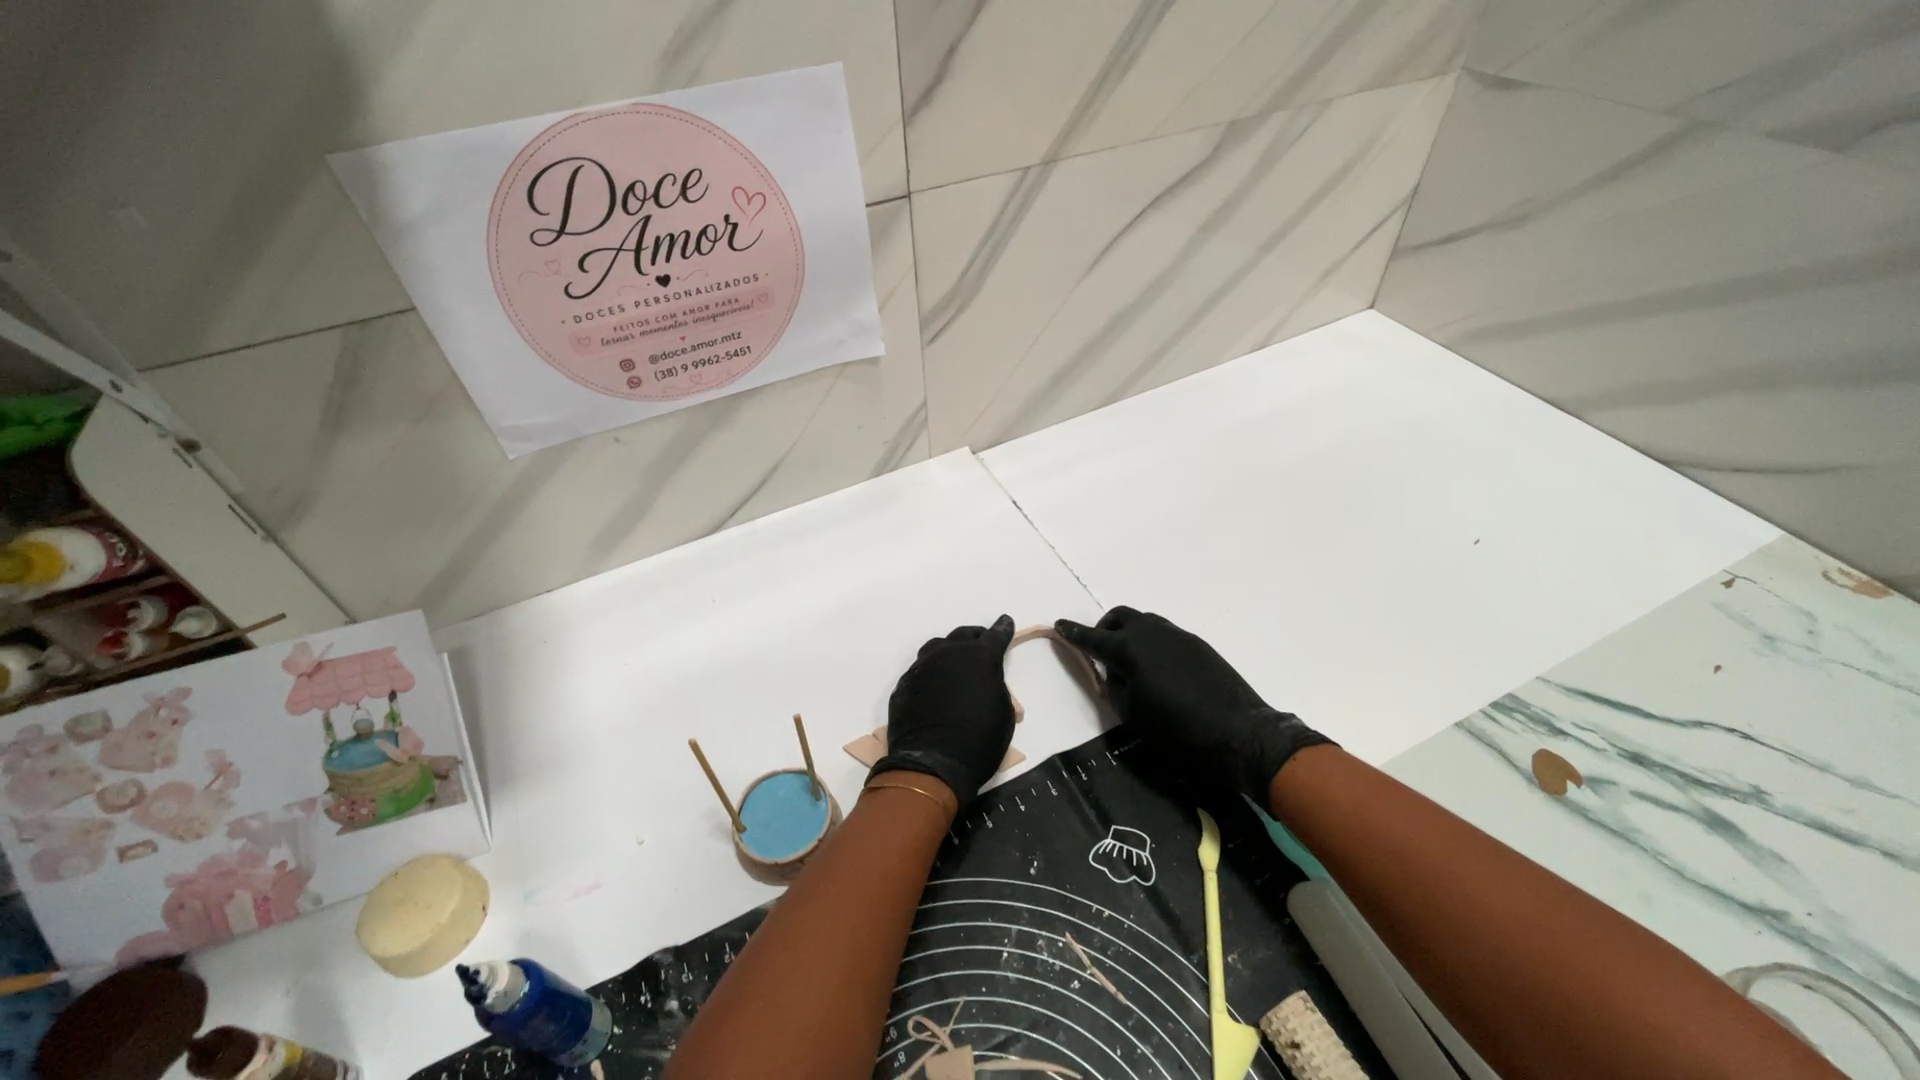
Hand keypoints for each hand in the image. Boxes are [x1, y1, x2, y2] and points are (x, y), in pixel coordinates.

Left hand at [872, 615, 1017, 808]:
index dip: (1003, 629)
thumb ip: (994, 685)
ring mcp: (922, 668)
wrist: (933, 764)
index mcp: (979, 657)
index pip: (995, 635)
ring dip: (948, 650)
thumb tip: (984, 680)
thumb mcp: (1003, 712)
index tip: (1005, 622)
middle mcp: (948, 654)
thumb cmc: (980, 740)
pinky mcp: (904, 686)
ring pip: (936, 648)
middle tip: (980, 642)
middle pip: (962, 635)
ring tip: (954, 661)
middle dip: (974, 637)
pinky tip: (934, 686)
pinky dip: (931, 673)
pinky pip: (920, 671)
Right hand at [1054, 607, 1330, 798]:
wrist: (1238, 733)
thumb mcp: (1133, 716)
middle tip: (1099, 648)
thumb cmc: (1178, 732)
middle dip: (1105, 629)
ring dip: (1131, 633)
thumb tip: (1115, 674)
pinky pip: (1166, 634)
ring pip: (1146, 622)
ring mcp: (1179, 636)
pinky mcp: (1199, 646)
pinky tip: (1157, 668)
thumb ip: (1117, 689)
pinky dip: (1152, 643)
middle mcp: (1153, 634)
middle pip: (1121, 617)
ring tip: (1129, 660)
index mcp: (1130, 650)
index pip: (1094, 638)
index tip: (1060, 624)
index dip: (1074, 634)